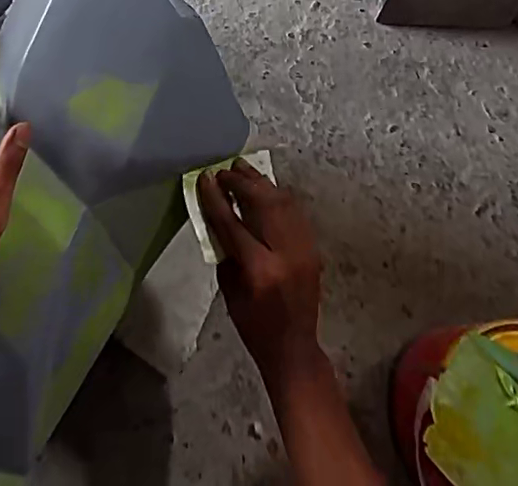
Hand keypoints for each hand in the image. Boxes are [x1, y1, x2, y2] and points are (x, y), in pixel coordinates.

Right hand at [198, 159, 323, 379]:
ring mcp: (304, 249)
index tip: (204, 177)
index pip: (232, 222)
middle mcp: (285, 254)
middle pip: (262, 203)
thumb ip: (224, 247)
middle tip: (222, 171)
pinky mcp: (313, 249)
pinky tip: (263, 188)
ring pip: (282, 202)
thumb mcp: (229, 287)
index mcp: (259, 268)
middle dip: (240, 183)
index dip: (216, 197)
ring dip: (260, 182)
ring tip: (241, 169)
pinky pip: (294, 211)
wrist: (294, 348)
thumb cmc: (253, 323)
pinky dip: (277, 195)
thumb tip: (217, 212)